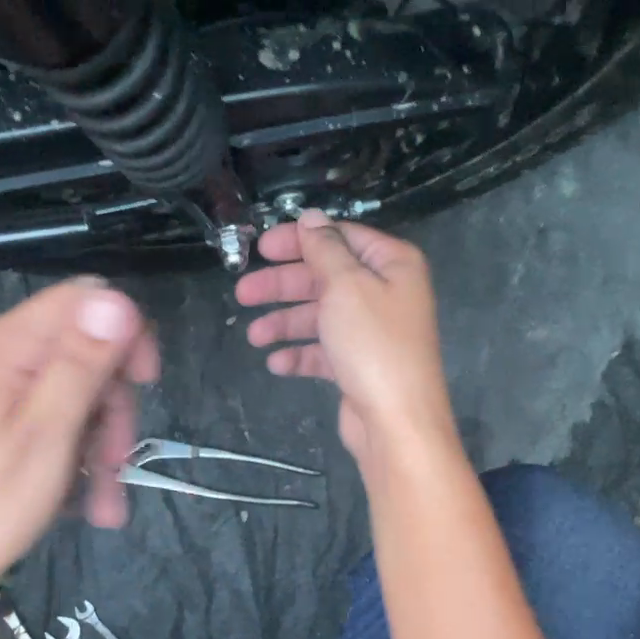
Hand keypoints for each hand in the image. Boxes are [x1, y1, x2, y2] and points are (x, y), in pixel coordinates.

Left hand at [0, 279, 158, 600]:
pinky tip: (88, 504)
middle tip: (119, 462)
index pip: (81, 302)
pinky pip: (48, 425)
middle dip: (111, 407)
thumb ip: (82, 364)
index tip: (145, 384)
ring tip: (105, 503)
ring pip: (71, 398)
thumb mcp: (47, 433)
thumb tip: (116, 299)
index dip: (123, 333)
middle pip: (80, 355)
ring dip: (99, 445)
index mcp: (1, 349)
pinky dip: (74, 459)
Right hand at [234, 210, 455, 464]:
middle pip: (324, 278)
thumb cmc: (373, 345)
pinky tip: (277, 363)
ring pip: (320, 316)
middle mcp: (385, 292)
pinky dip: (300, 354)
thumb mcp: (345, 285)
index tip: (261, 248)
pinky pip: (323, 351)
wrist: (396, 421)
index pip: (340, 238)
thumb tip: (310, 217)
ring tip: (254, 336)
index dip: (300, 240)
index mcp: (392, 264)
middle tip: (243, 294)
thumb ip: (324, 249)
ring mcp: (371, 331)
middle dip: (283, 286)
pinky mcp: (359, 365)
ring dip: (285, 323)